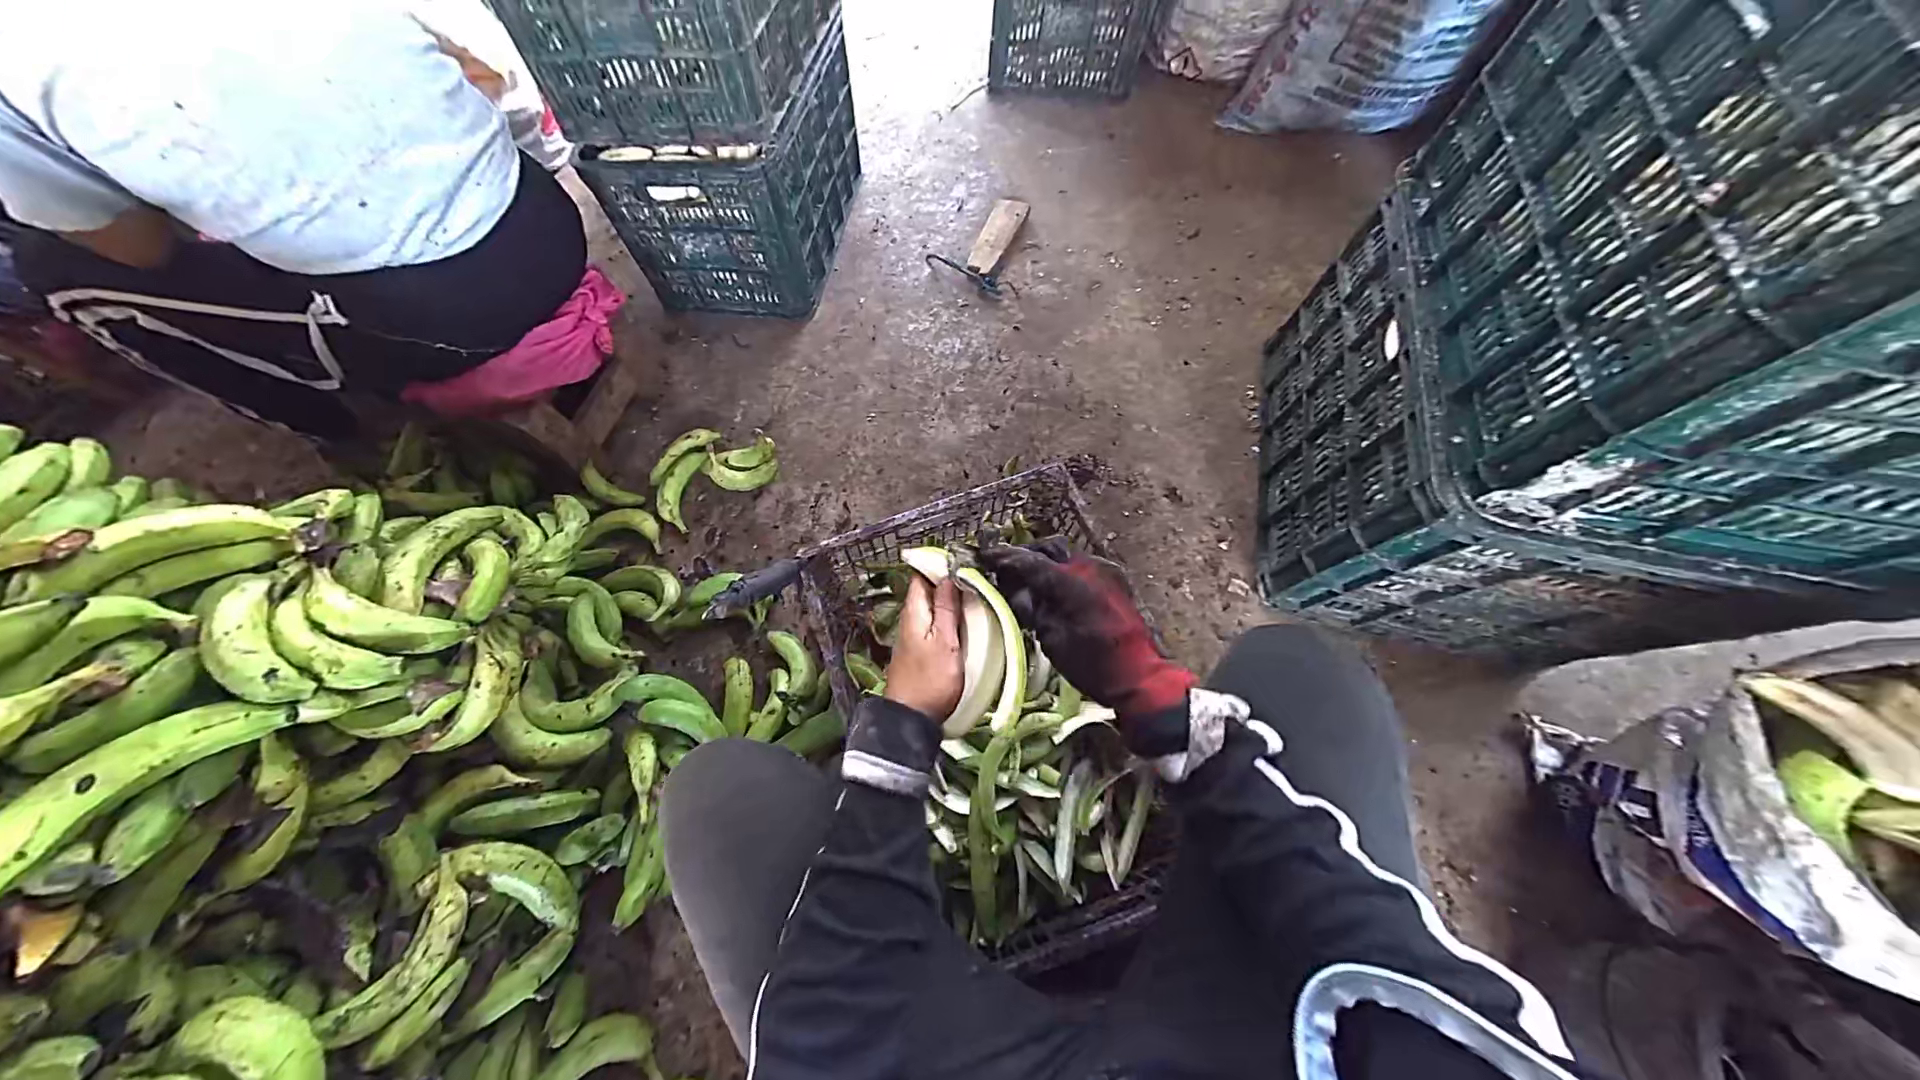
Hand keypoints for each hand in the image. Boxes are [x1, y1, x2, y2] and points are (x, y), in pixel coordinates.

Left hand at [884, 574, 962, 721]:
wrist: (912, 719)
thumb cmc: (930, 680)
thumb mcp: (945, 641)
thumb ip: (947, 608)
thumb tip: (949, 576)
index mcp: (914, 611)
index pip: (921, 574)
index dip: (940, 566)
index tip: (964, 565)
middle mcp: (910, 618)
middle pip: (929, 590)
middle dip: (950, 583)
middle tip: (976, 582)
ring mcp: (913, 634)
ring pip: (933, 607)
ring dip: (951, 602)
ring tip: (975, 600)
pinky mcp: (919, 648)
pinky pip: (934, 623)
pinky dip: (949, 619)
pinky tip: (964, 624)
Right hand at [979, 540, 1193, 723]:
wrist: (1140, 676)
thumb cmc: (1091, 663)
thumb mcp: (1050, 637)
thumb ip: (1031, 608)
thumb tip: (1016, 592)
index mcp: (1068, 580)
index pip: (1028, 560)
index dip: (1003, 558)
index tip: (984, 556)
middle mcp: (1088, 566)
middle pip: (1049, 548)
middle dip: (1026, 555)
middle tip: (1007, 569)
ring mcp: (1105, 571)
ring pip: (1067, 556)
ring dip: (1047, 563)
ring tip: (1031, 581)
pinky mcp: (1114, 581)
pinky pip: (1083, 568)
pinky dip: (1064, 573)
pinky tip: (1055, 591)